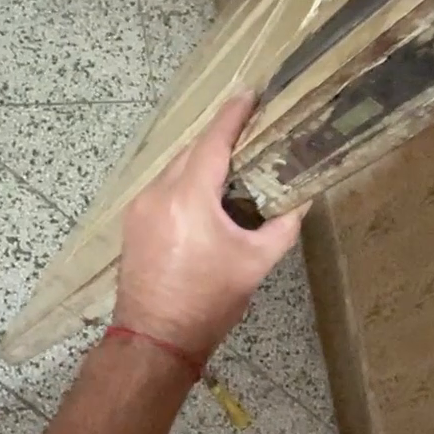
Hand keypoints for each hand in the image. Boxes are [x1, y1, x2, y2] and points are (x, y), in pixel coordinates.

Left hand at [113, 94, 304, 358]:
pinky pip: (162, 187)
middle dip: (219, 138)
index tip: (250, 93)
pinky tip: (203, 195)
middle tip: (250, 134)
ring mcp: (140, 207)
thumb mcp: (254, 264)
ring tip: (231, 167)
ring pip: (174, 168)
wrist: (155, 339)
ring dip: (200, 162)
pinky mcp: (132, 222)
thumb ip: (282, 225)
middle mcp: (158, 193)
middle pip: (192, 150)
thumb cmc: (208, 303)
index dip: (233, 114)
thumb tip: (301, 197)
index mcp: (189, 198)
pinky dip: (184, 182)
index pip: (213, 141)